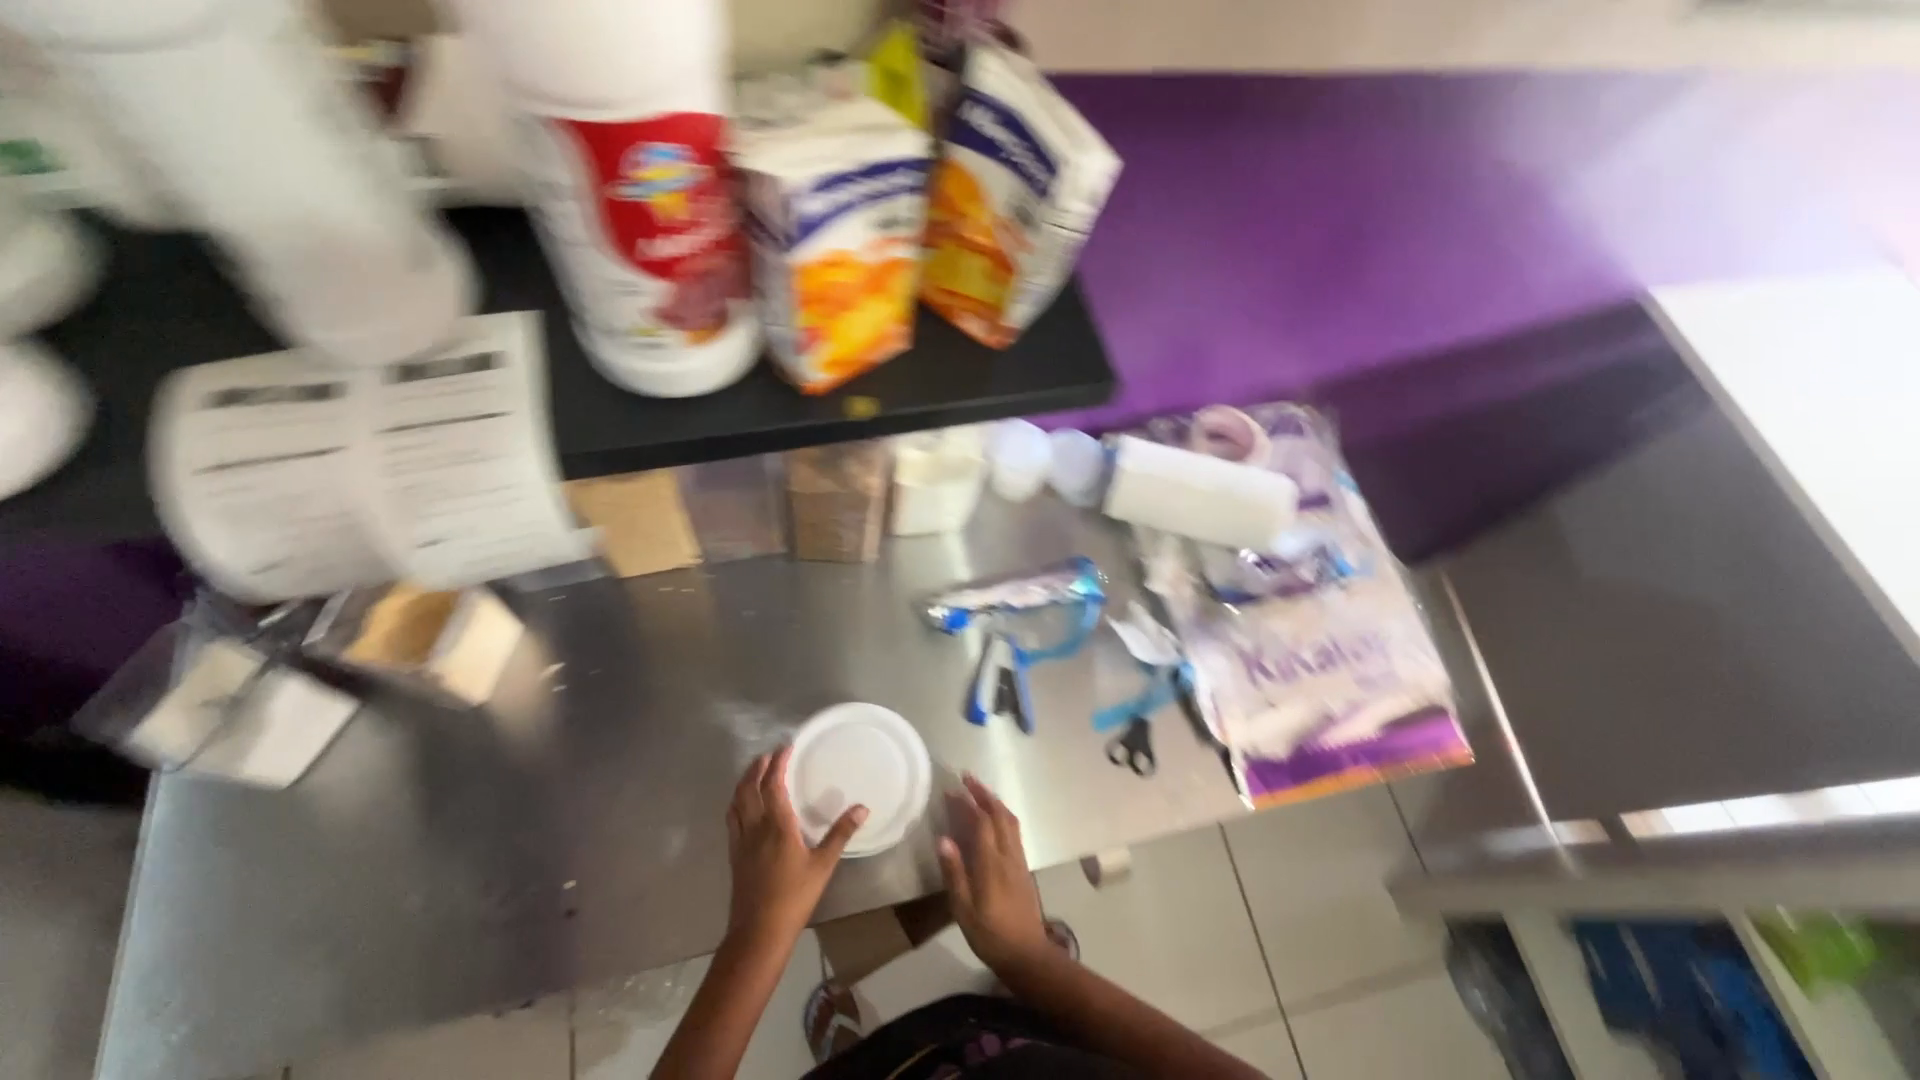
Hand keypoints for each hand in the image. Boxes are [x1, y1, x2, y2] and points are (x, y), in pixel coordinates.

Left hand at [725, 747, 866, 945]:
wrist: (759, 930)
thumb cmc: (794, 897)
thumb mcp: (824, 865)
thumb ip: (841, 834)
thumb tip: (862, 808)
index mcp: (778, 826)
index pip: (773, 785)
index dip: (777, 763)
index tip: (786, 747)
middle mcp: (755, 827)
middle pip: (748, 788)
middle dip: (756, 768)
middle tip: (768, 755)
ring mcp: (741, 840)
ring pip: (736, 801)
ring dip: (743, 782)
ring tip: (754, 772)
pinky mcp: (734, 854)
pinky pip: (732, 818)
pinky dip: (737, 802)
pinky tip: (742, 805)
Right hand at [937, 774, 1053, 975]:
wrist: (1027, 954)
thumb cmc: (991, 935)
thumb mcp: (964, 910)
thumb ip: (955, 873)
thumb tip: (942, 839)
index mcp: (992, 864)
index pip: (981, 822)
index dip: (967, 803)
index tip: (951, 790)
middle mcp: (1009, 856)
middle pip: (999, 815)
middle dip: (983, 794)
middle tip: (966, 779)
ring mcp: (1019, 860)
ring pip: (1010, 821)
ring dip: (995, 802)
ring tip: (979, 792)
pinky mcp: (1024, 868)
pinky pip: (1014, 831)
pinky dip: (1002, 816)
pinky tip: (994, 819)